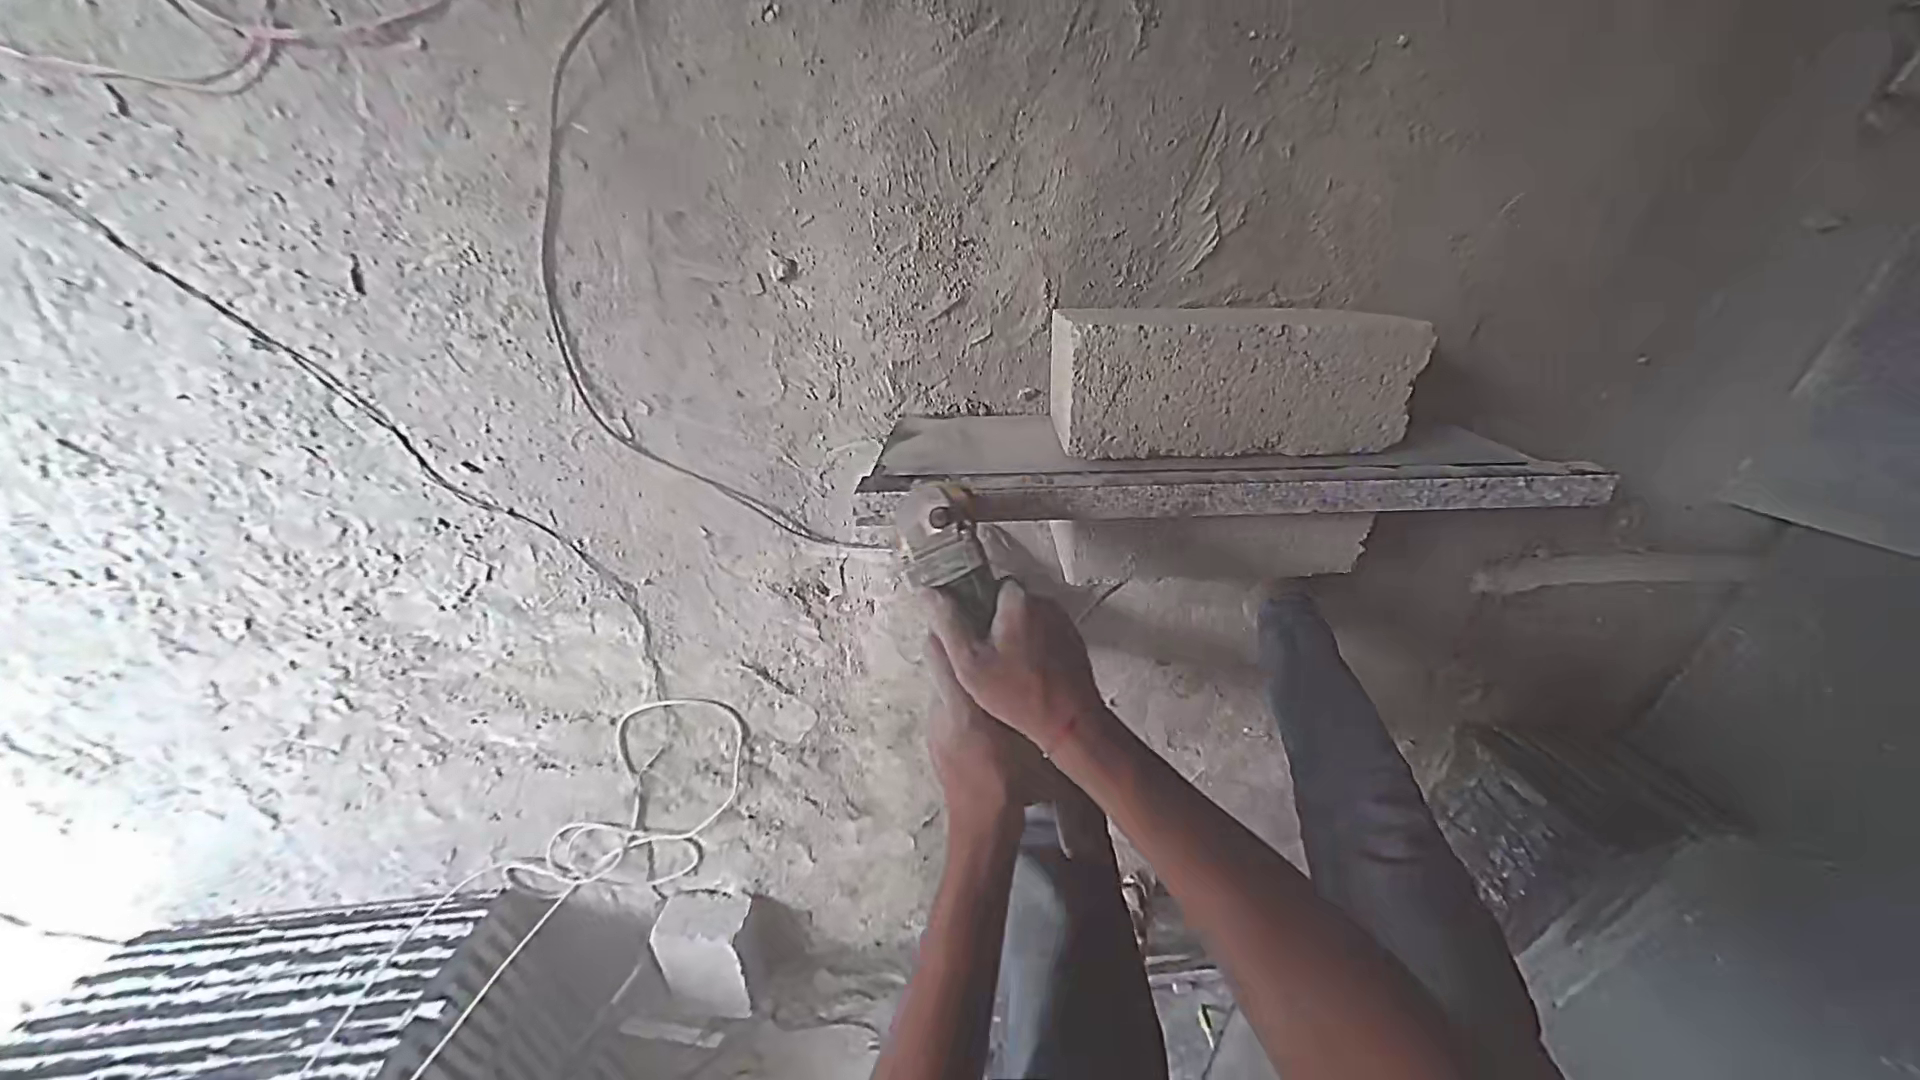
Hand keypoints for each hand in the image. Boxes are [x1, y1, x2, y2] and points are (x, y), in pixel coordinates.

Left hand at [924, 630, 1050, 832]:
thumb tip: (1017, 665)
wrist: (982, 822)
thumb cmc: (1012, 778)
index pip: (941, 651)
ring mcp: (935, 728)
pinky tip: (979, 708)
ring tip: (982, 672)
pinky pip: (942, 708)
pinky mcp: (935, 742)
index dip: (948, 627)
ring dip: (957, 675)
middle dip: (953, 647)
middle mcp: (941, 712)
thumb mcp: (1024, 732)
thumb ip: (1013, 697)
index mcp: (962, 706)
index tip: (961, 609)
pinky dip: (956, 700)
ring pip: (942, 686)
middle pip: (938, 664)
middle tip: (976, 636)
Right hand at [925, 578, 1111, 753]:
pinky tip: (1026, 673)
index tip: (972, 630)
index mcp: (1018, 601)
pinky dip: (1034, 648)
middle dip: (995, 622)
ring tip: (1008, 668)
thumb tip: (930, 595)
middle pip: (1008, 601)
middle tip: (987, 655)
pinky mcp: (1072, 640)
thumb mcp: (969, 662)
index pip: (990, 583)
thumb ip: (948, 623)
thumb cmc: (1022, 695)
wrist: (1070, 722)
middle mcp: (1045, 604)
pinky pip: (1044, 635)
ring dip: (1016, 636)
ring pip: (1027, 618)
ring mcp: (1062, 622)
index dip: (976, 607)